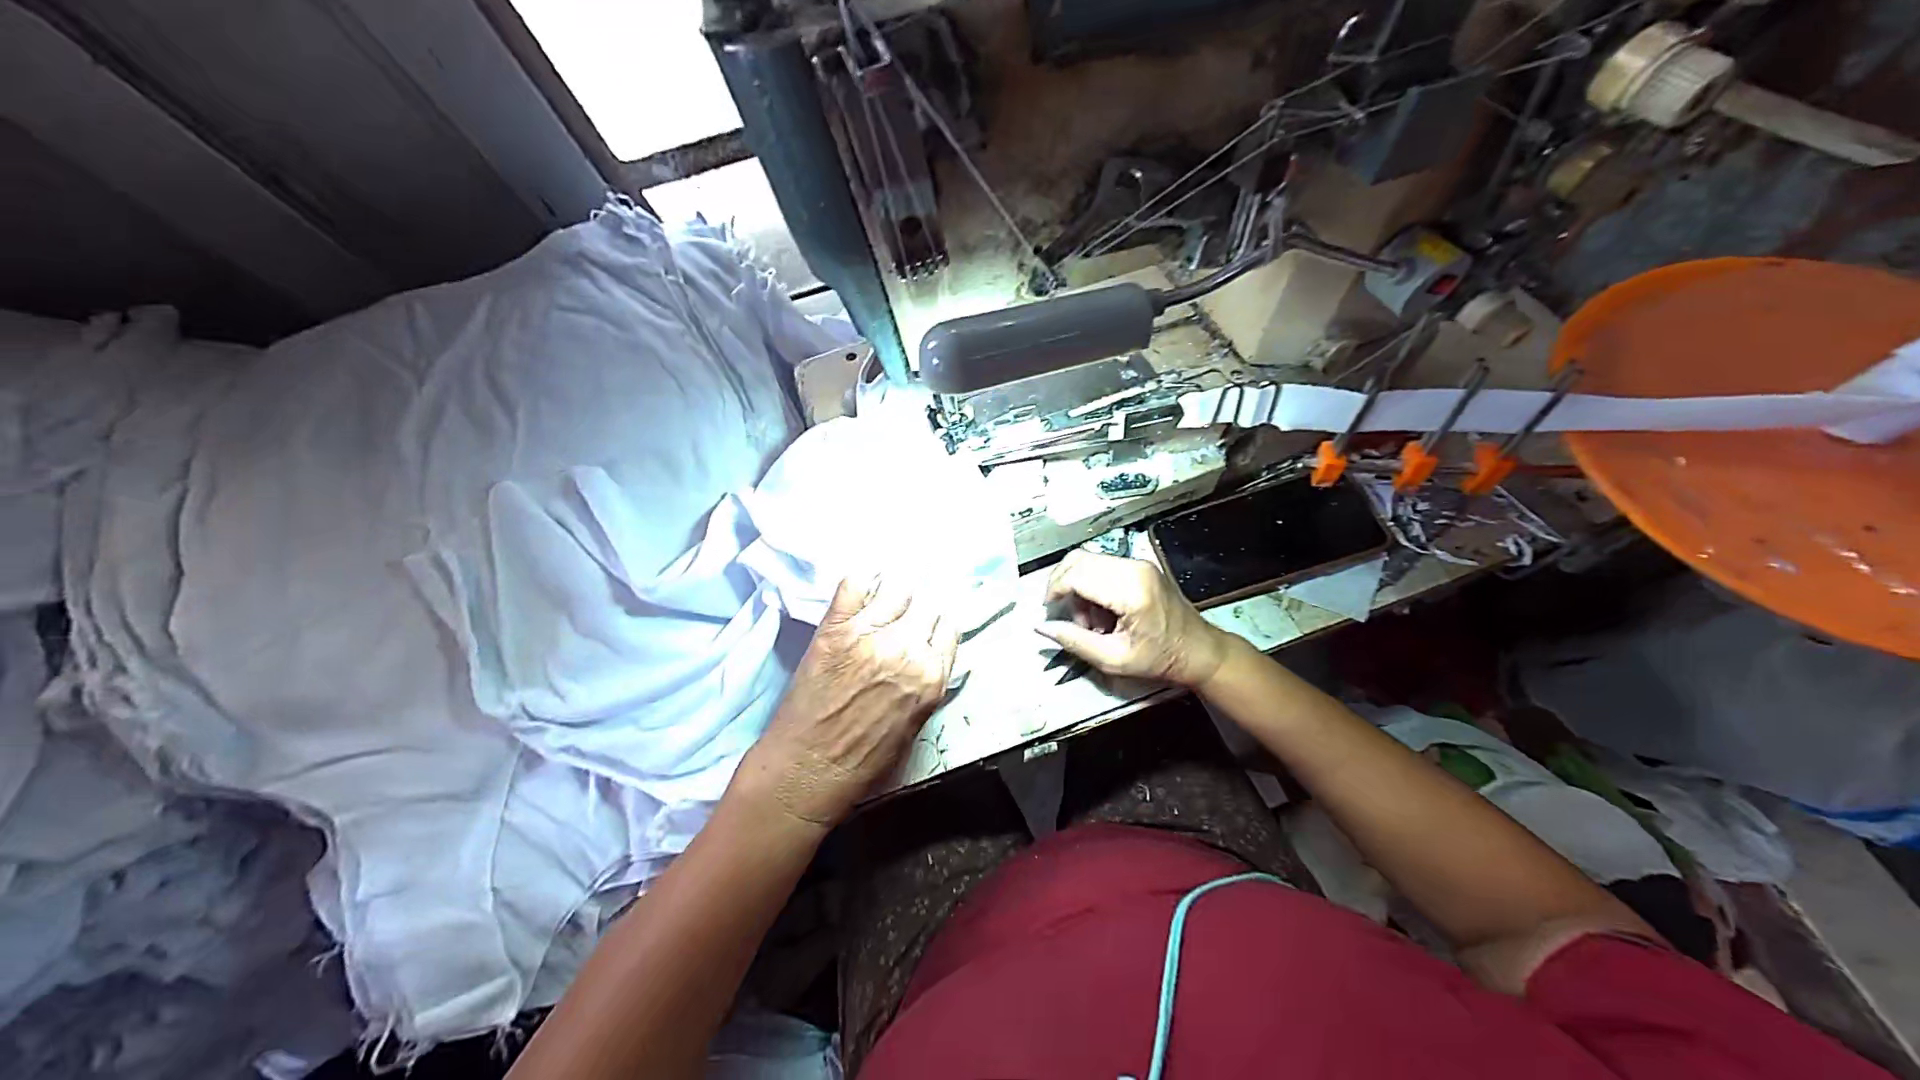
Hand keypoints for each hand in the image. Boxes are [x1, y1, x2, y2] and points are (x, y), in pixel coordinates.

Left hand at [735, 577, 958, 828]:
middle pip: (925, 605)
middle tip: (904, 613)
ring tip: (883, 598)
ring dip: (893, 592)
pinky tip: (860, 590)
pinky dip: (859, 583)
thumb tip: (928, 654)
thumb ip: (926, 683)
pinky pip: (853, 585)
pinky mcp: (834, 629)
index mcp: (930, 678)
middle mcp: (905, 650)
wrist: (807, 770)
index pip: (948, 628)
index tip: (928, 624)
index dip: (937, 626)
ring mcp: (868, 635)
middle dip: (918, 609)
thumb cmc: (863, 762)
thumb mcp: (915, 725)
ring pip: (896, 587)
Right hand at [1037, 550, 1231, 688]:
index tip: (1048, 611)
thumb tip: (1041, 627)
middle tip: (1069, 618)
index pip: (1077, 575)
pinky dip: (1090, 584)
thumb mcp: (1113, 659)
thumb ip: (1074, 641)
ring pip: (1086, 560)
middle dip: (1062, 587)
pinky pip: (1101, 565)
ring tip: (1089, 619)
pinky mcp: (1139, 565)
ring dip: (1076, 586)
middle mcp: (1134, 568)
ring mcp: (1138, 563)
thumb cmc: (1160, 658)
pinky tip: (1100, 611)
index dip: (1054, 591)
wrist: (1198, 650)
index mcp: (1131, 591)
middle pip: (1078, 560)